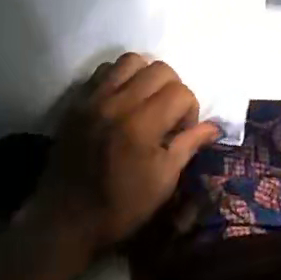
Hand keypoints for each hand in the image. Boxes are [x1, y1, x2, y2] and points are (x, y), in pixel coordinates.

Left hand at [32, 54, 222, 257]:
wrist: (66, 219)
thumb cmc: (120, 207)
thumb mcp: (163, 182)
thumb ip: (188, 146)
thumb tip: (214, 127)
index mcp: (141, 126)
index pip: (180, 92)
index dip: (190, 110)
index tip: (182, 132)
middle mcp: (117, 103)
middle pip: (159, 69)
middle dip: (173, 88)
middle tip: (168, 115)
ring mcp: (93, 99)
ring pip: (130, 60)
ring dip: (146, 76)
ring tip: (146, 102)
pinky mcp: (77, 101)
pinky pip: (103, 71)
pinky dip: (119, 78)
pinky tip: (122, 102)